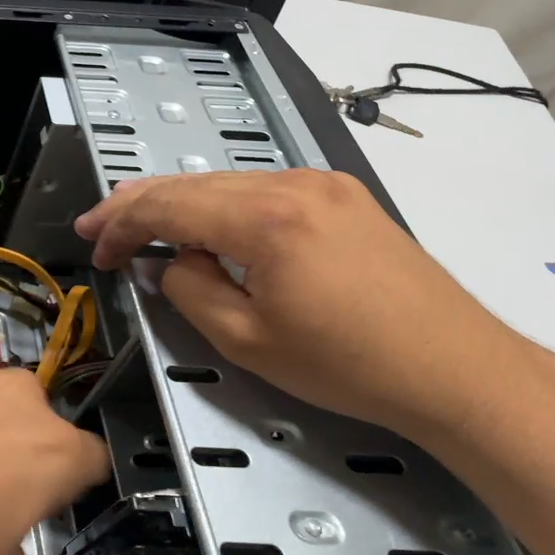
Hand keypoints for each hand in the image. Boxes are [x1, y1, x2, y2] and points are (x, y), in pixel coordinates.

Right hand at [72, 170, 530, 435]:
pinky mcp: (343, 197)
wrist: (460, 371)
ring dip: (179, 203)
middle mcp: (293, 184)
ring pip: (224, 182)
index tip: (95, 248)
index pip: (167, 206)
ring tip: (143, 225)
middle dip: (139, 205)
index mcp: (266, 219)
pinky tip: (206, 226)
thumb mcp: (246, 341)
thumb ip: (189, 290)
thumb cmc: (350, 365)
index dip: (120, 224)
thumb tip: (168, 262)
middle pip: (192, 184)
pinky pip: (260, 190)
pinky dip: (220, 206)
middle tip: (99, 227)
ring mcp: (323, 185)